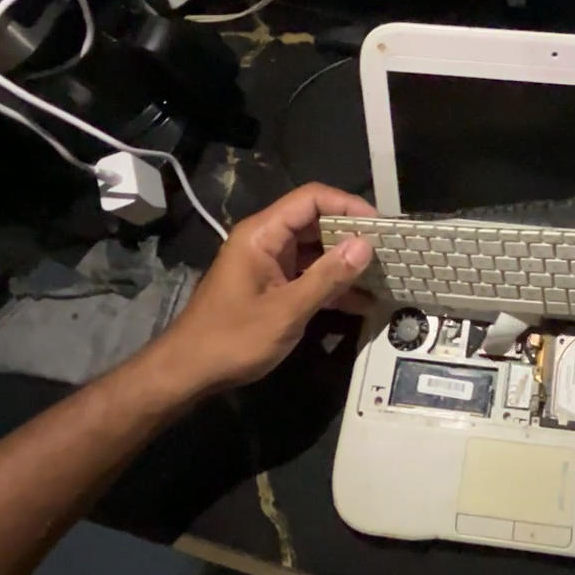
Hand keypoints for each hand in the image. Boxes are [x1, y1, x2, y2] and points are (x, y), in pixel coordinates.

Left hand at [142, 183, 375, 398]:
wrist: (186, 375)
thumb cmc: (231, 339)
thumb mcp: (286, 310)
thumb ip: (327, 277)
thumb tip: (365, 245)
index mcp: (262, 234)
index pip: (311, 199)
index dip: (347, 205)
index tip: (379, 226)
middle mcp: (267, 240)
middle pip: (317, 221)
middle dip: (353, 234)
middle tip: (388, 251)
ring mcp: (270, 263)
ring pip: (317, 249)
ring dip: (347, 261)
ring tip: (383, 274)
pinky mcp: (274, 285)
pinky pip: (310, 273)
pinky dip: (334, 283)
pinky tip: (362, 301)